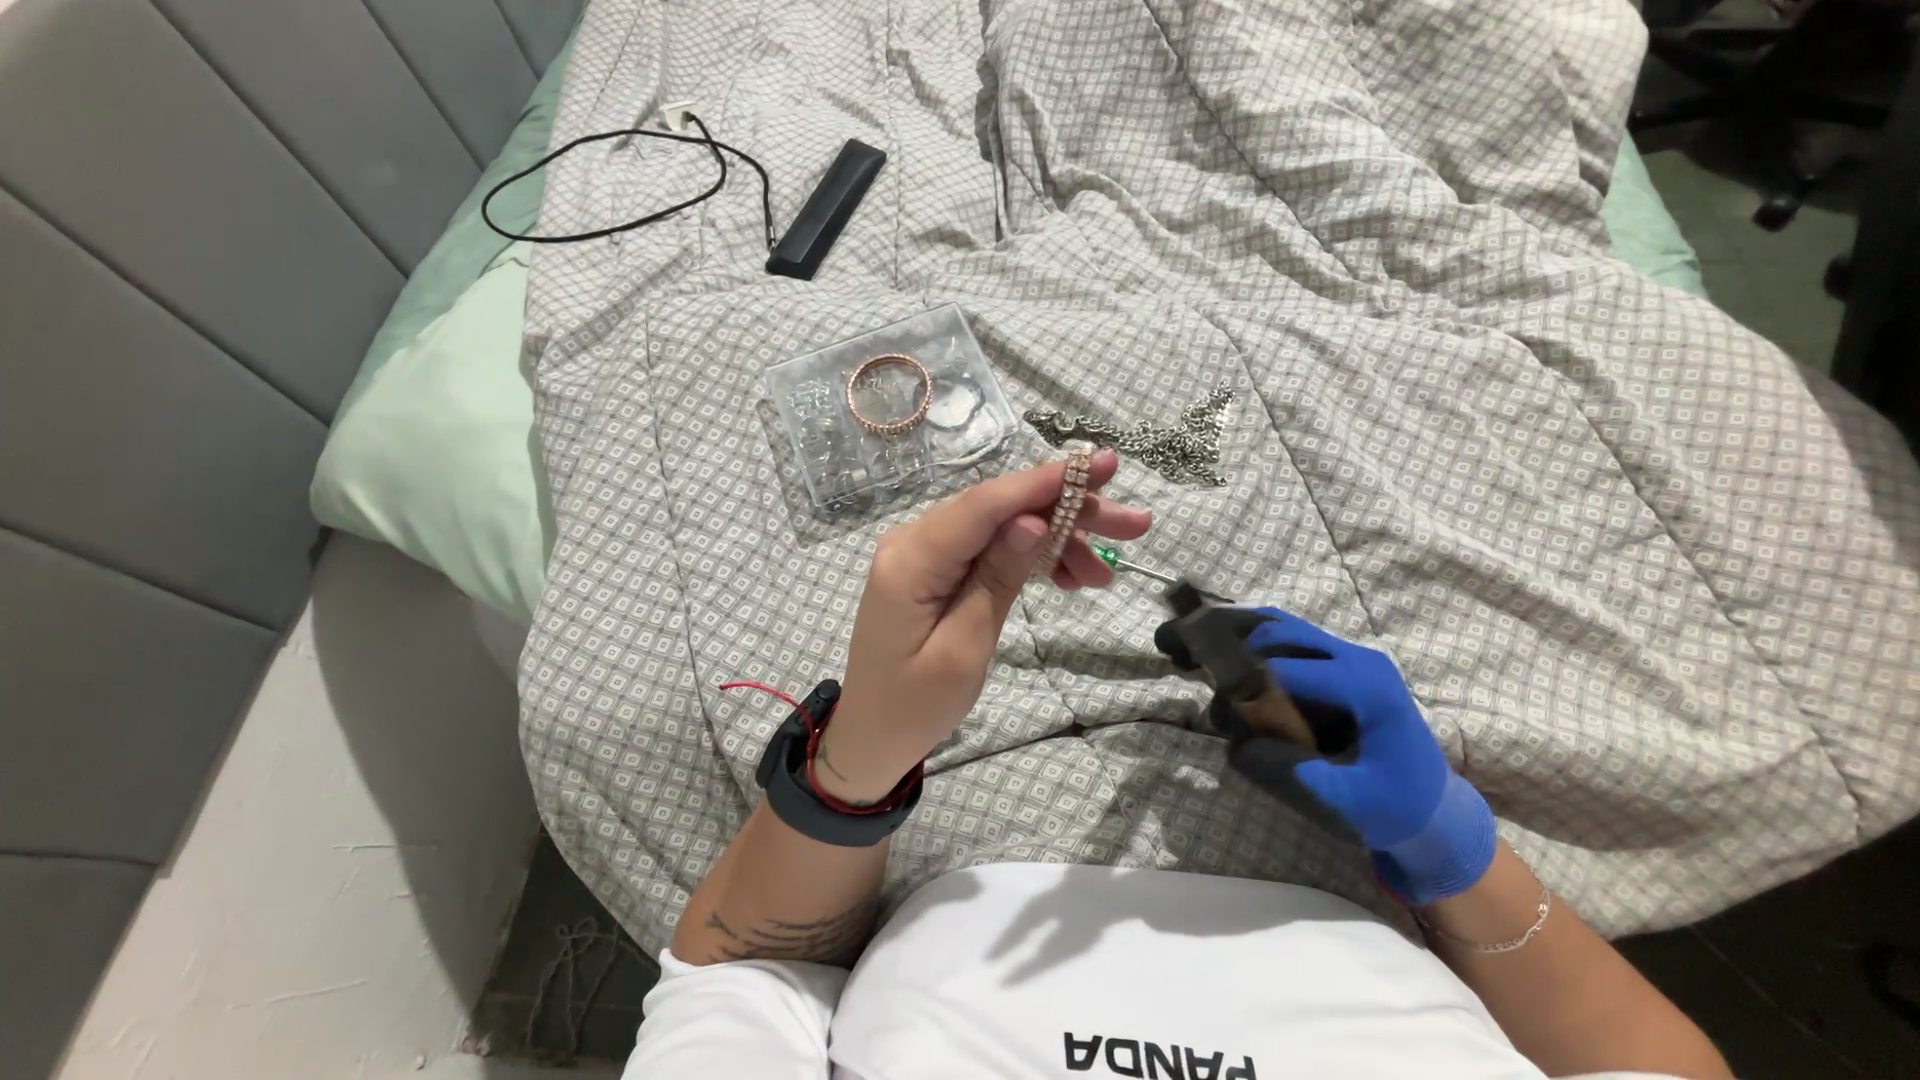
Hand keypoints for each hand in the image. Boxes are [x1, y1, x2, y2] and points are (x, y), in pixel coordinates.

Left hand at [819, 450, 1150, 801]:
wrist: (872, 733)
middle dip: (1067, 511)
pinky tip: (1070, 577)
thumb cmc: (915, 705)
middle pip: (999, 510)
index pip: (985, 505)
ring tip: (1105, 572)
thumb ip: (996, 579)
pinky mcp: (936, 571)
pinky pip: (989, 550)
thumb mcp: (965, 649)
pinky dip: (1030, 559)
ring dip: (1057, 541)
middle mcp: (913, 542)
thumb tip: (1033, 520)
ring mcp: (924, 554)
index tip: (1102, 466)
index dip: (1045, 482)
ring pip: (1001, 528)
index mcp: (911, 560)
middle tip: (1134, 523)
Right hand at [1157, 607, 1495, 904]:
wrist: (1431, 809)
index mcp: (1365, 686)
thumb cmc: (1393, 808)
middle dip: (1226, 643)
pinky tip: (1214, 653)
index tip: (1212, 705)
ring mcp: (1345, 658)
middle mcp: (1355, 658)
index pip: (1286, 667)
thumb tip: (1237, 747)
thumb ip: (1292, 775)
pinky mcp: (1333, 667)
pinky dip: (1244, 642)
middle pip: (1277, 631)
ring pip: (1277, 626)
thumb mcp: (1346, 803)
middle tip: (1178, 656)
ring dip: (1230, 633)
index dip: (1241, 680)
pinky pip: (1283, 641)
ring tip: (1183, 641)